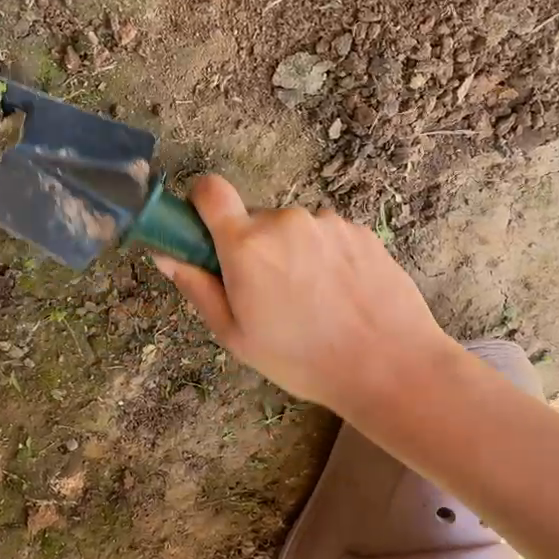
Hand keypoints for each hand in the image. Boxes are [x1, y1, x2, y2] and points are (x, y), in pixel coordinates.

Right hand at [152, 175, 460, 414]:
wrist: (393, 369)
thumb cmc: (302, 358)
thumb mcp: (234, 335)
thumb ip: (196, 287)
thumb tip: (164, 255)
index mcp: (245, 244)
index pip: (208, 189)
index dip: (200, 202)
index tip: (204, 231)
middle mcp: (283, 220)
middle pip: (251, 219)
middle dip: (251, 247)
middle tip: (266, 293)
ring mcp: (325, 223)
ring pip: (290, 229)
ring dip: (290, 252)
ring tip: (311, 300)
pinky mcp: (359, 230)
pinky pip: (324, 235)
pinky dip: (323, 257)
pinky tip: (339, 294)